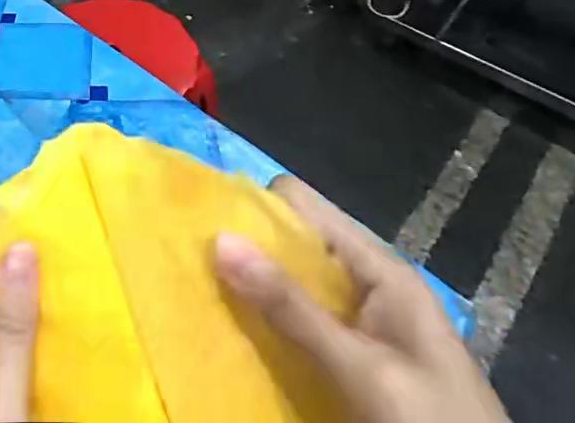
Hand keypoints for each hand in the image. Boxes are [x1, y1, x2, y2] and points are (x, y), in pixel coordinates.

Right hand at [215, 177, 508, 422]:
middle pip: (294, 244)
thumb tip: (219, 239)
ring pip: (293, 287)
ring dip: (255, 291)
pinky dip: (271, 326)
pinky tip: (241, 336)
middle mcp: (366, 283)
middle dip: (248, 251)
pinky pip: (302, 326)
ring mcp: (361, 323)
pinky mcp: (355, 360)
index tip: (204, 226)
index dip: (253, 207)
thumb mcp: (363, 369)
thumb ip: (292, 309)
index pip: (302, 204)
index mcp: (378, 266)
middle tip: (196, 266)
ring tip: (206, 296)